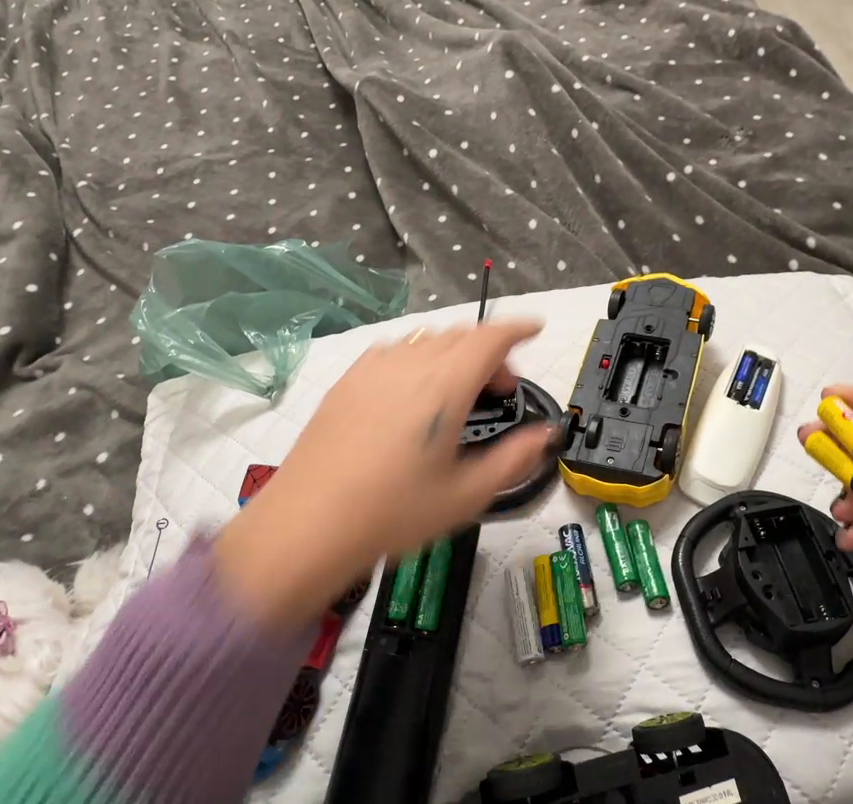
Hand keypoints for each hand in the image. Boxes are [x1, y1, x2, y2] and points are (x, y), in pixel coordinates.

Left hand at [213, 319, 556, 629]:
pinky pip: (396, 352)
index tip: (536, 331)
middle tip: (500, 391)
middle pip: (460, 335)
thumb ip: (515, 459)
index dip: (518, 329)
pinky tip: (415, 395)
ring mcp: (373, 368)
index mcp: (444, 385)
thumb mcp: (466, 495)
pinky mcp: (348, 380)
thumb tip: (546, 435)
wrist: (307, 523)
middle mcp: (410, 364)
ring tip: (460, 394)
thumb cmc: (393, 513)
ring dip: (455, 353)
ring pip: (427, 340)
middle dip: (490, 351)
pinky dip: (420, 359)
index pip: (491, 337)